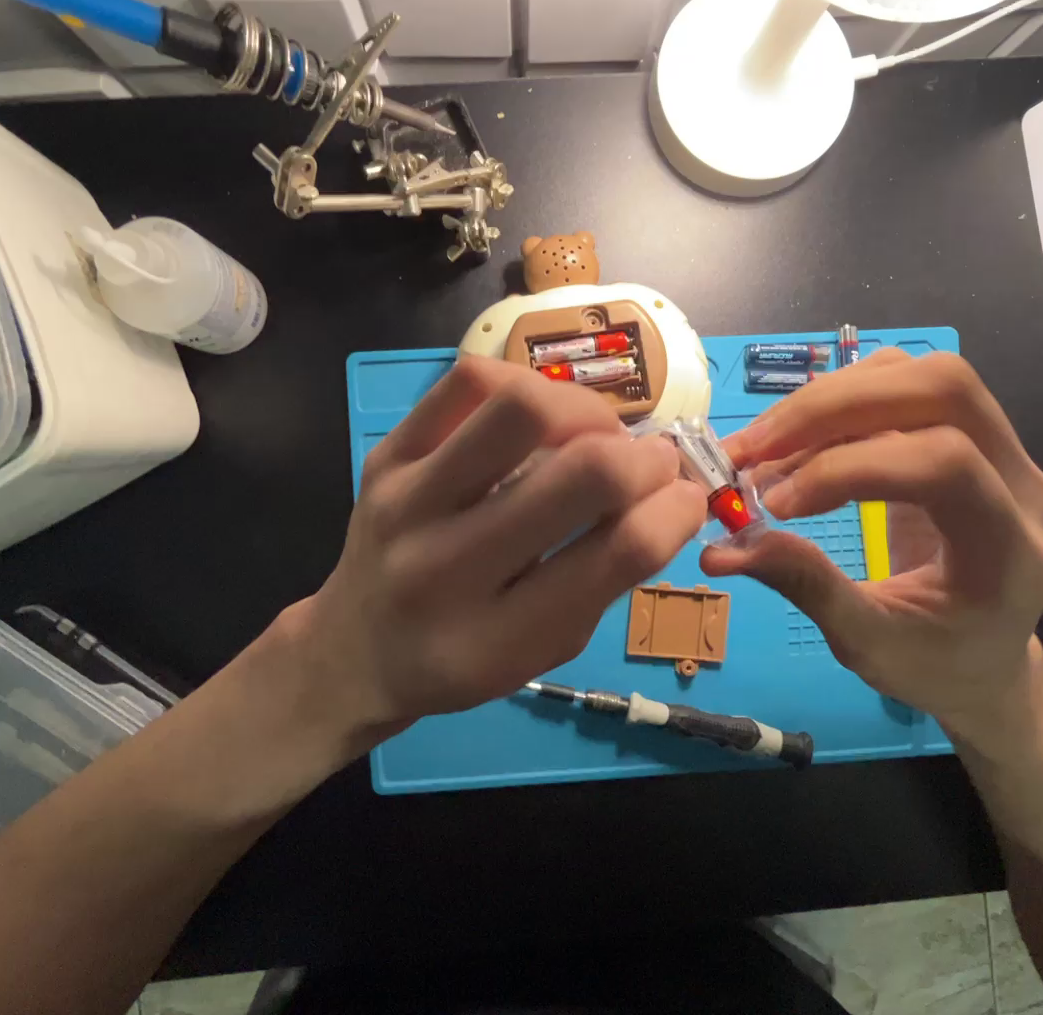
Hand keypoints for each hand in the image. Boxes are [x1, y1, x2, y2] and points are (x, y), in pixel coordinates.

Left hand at [293, 356, 706, 727]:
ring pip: (521, 409)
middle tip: (649, 464)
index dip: (677, 511)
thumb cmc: (462, 658)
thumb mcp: (544, 648)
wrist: (355, 648)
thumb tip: (671, 489)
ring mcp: (406, 502)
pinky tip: (539, 414)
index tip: (688, 498)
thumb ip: (607, 576)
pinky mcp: (385, 456)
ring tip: (594, 435)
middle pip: (582, 474)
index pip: (620, 551)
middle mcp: (448, 567)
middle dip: (644, 459)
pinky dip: (524, 384)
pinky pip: (466, 383)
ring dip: (587, 412)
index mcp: (500, 638)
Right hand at [700, 349, 1042, 739]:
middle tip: (753, 449)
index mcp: (1011, 550)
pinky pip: (905, 390)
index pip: (944, 463)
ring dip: (829, 399)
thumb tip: (723, 547)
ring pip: (920, 375)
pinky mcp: (968, 440)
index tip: (772, 506)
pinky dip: (839, 403)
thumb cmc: (933, 666)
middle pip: (942, 389)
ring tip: (763, 447)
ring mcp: (1002, 453)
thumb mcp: (867, 645)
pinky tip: (794, 444)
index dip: (848, 467)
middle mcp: (1023, 484)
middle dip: (833, 406)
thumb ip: (807, 587)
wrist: (982, 664)